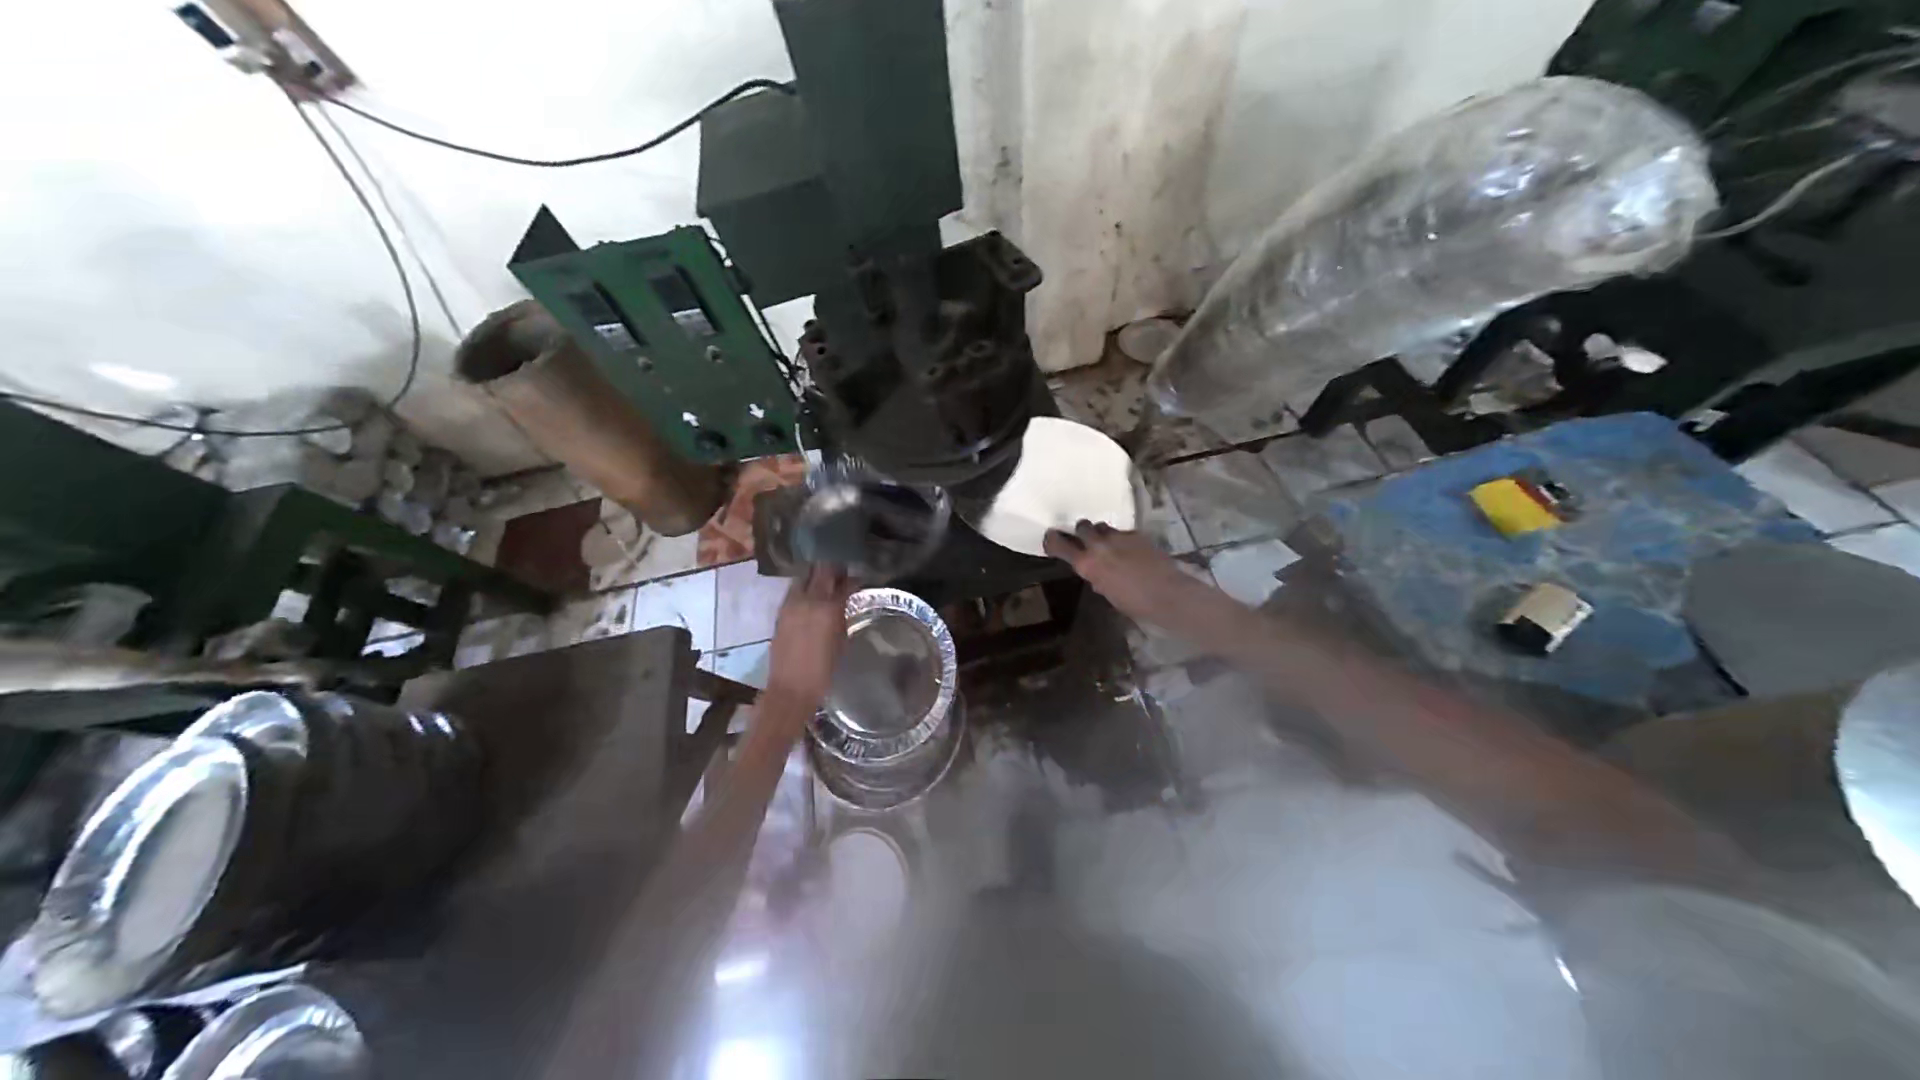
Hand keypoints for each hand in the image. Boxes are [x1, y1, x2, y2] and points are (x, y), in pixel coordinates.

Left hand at [764, 566, 854, 710]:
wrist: (791, 688)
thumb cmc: (823, 670)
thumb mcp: (841, 641)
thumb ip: (843, 615)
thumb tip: (845, 600)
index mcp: (829, 608)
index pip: (844, 581)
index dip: (853, 577)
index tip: (859, 577)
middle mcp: (808, 600)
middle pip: (821, 570)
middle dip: (833, 569)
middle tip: (842, 572)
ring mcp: (791, 603)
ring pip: (805, 576)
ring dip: (816, 575)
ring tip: (826, 581)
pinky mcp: (780, 611)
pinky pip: (794, 590)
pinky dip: (804, 587)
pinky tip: (812, 595)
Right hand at [1044, 520, 1226, 630]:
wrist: (1167, 594)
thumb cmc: (1134, 603)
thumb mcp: (1106, 592)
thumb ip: (1096, 576)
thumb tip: (1094, 571)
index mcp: (1086, 564)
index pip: (1059, 544)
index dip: (1052, 539)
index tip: (1051, 538)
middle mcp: (1098, 545)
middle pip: (1082, 526)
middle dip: (1082, 531)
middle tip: (1086, 540)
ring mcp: (1119, 537)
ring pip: (1103, 526)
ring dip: (1102, 533)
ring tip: (1110, 544)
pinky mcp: (1137, 534)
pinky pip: (1123, 532)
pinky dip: (1123, 540)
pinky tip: (1132, 551)